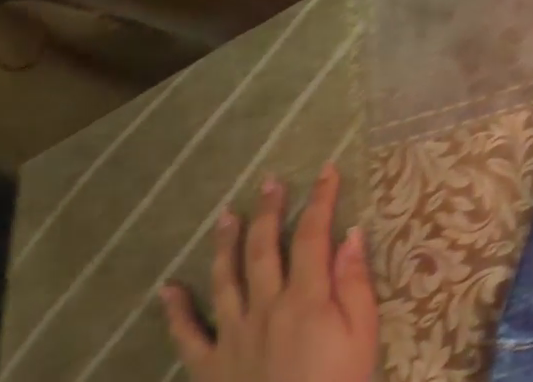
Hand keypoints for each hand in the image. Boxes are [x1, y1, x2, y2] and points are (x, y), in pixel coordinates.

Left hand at [160, 163, 377, 381]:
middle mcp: (265, 307)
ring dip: (225, 244)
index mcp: (306, 297)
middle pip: (263, 249)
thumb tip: (351, 235)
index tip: (327, 171)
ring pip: (225, 280)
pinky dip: (177, 309)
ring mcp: (232, 335)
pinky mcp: (209, 365)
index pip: (312, 235)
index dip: (320, 200)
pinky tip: (169, 289)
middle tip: (270, 182)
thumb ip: (354, 284)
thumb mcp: (363, 333)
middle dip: (268, 211)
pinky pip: (188, 334)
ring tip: (226, 216)